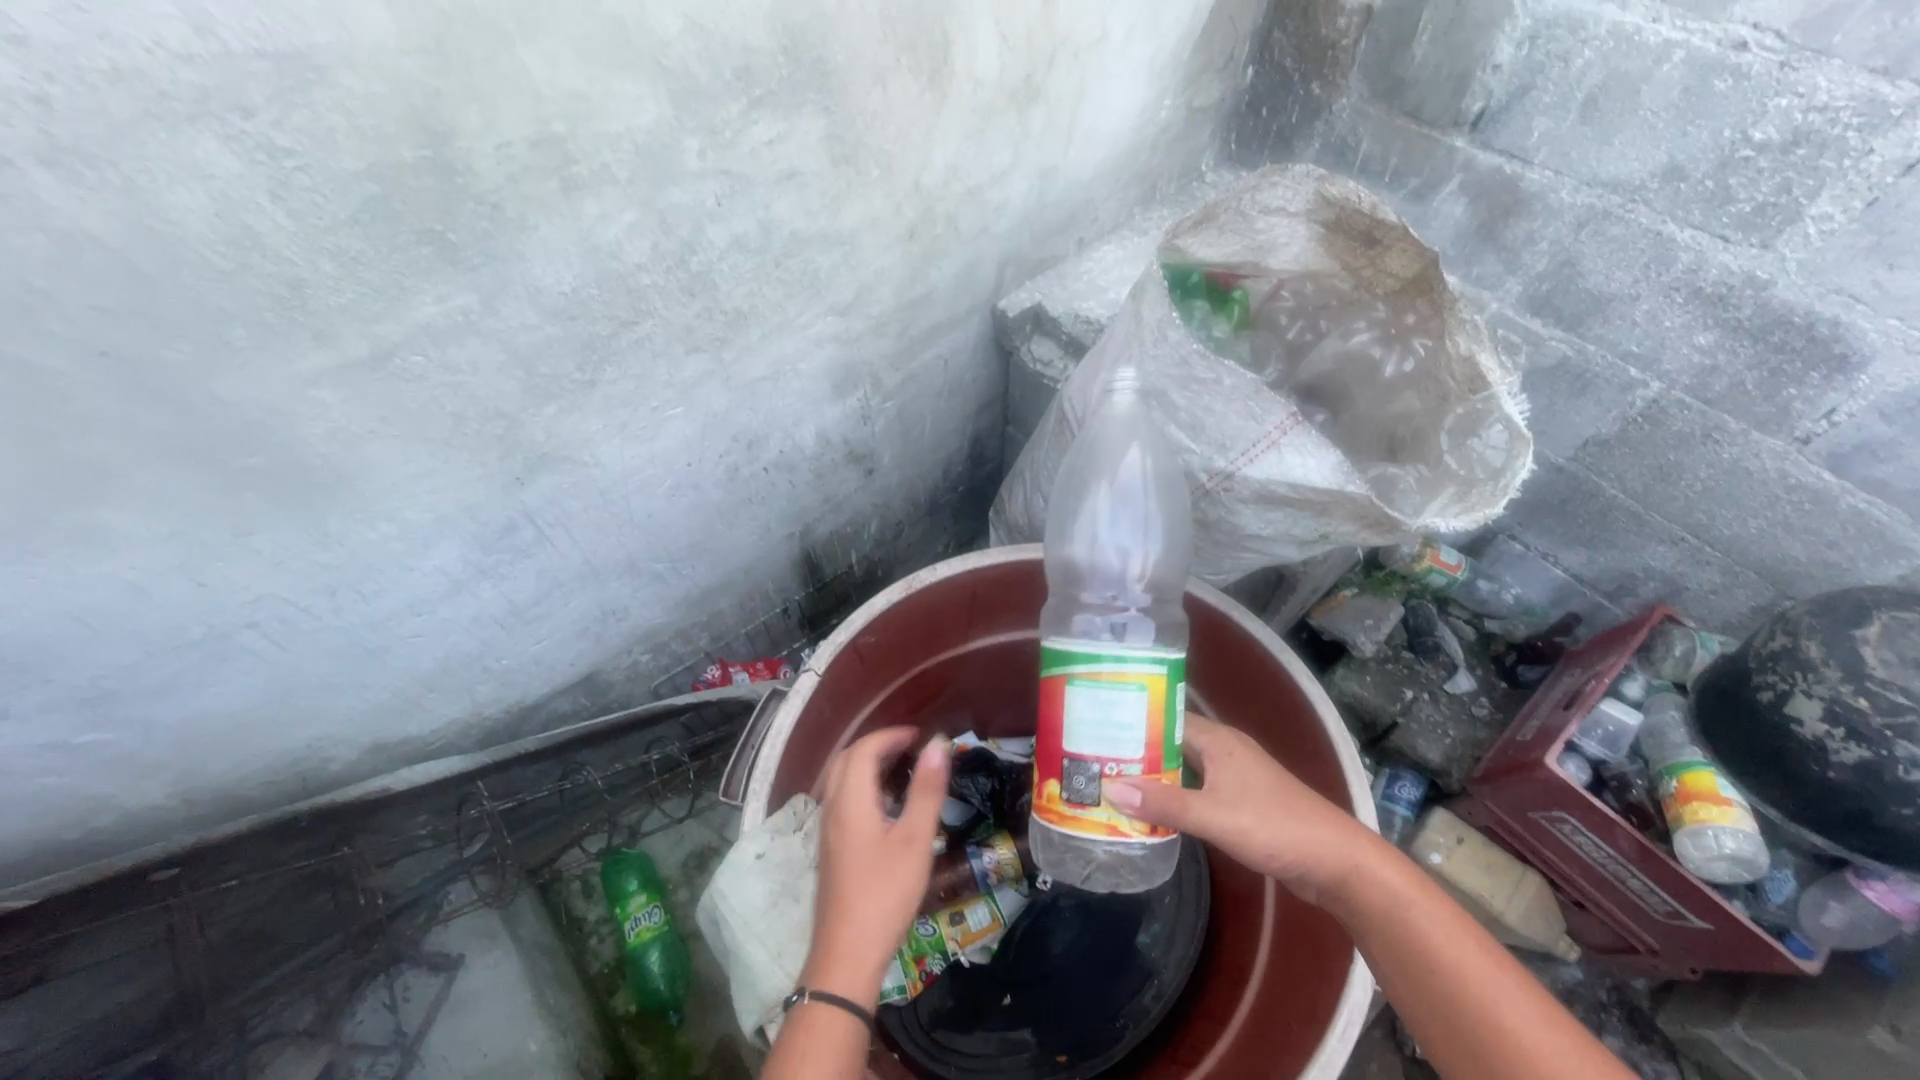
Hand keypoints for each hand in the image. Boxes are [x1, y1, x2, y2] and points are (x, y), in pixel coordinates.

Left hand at [803, 727, 950, 1004]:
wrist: (847, 953)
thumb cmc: (885, 893)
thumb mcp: (916, 840)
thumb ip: (926, 790)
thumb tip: (938, 744)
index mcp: (850, 801)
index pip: (862, 750)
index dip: (889, 736)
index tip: (919, 736)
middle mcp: (832, 810)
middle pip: (845, 761)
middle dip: (875, 746)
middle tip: (909, 748)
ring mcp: (827, 832)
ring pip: (840, 782)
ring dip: (866, 766)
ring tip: (901, 770)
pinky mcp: (831, 850)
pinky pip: (841, 801)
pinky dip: (862, 788)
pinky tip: (886, 808)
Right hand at [1107, 713, 1380, 905]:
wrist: (1334, 862)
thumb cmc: (1274, 827)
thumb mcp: (1212, 815)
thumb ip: (1163, 803)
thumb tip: (1108, 788)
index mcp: (1219, 740)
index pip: (1165, 717)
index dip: (1132, 722)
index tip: (1094, 729)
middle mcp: (1224, 750)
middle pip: (1171, 743)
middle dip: (1136, 752)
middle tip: (1091, 760)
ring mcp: (1234, 777)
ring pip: (1183, 769)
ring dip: (1153, 777)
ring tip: (1109, 784)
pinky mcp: (1240, 802)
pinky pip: (1195, 791)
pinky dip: (1172, 797)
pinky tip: (1149, 812)